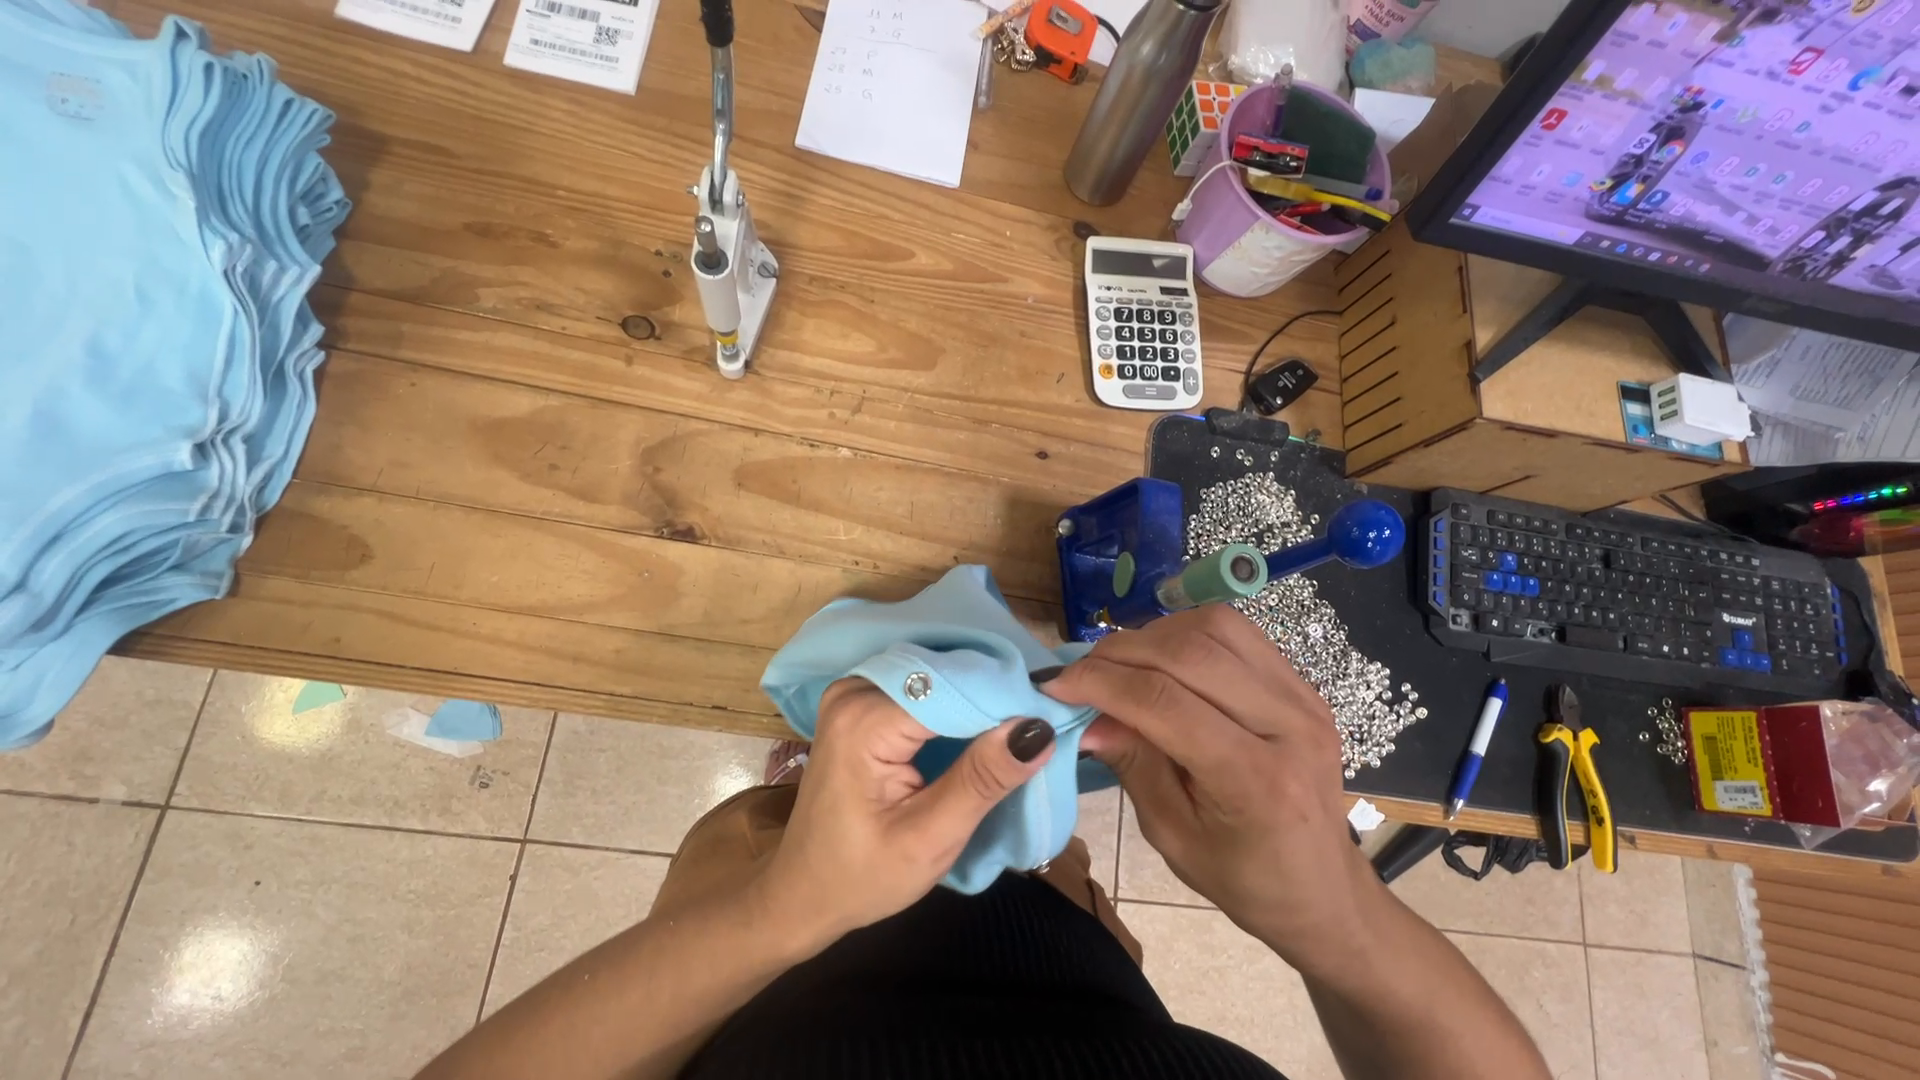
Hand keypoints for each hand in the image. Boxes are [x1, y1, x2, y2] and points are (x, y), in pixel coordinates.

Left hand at [754, 677, 1055, 949]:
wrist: (803, 892)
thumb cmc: (861, 877)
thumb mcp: (929, 839)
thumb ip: (981, 780)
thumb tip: (1039, 729)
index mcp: (865, 721)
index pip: (954, 687)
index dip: (1007, 700)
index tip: (1056, 717)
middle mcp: (856, 689)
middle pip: (945, 674)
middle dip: (996, 694)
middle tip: (1050, 718)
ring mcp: (856, 691)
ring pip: (937, 677)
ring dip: (980, 696)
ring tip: (1029, 718)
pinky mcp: (863, 703)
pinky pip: (922, 688)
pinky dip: (958, 702)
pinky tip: (990, 721)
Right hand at [1044, 606, 1382, 965]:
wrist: (1323, 888)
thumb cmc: (1242, 877)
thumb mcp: (1171, 834)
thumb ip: (1133, 764)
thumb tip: (1088, 715)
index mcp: (1256, 779)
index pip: (1164, 701)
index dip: (1100, 683)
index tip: (1053, 683)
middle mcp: (1289, 725)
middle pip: (1188, 654)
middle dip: (1119, 653)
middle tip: (1079, 672)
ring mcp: (1304, 697)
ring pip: (1214, 628)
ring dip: (1153, 636)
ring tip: (1119, 664)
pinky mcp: (1304, 685)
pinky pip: (1236, 633)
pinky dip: (1186, 634)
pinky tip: (1162, 658)